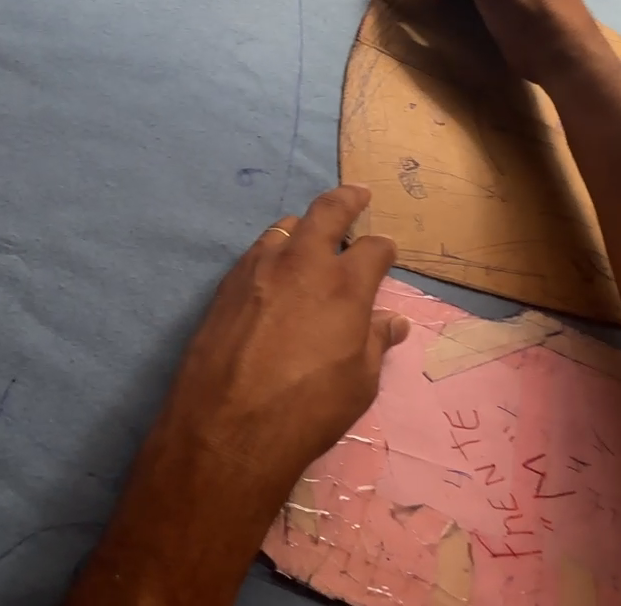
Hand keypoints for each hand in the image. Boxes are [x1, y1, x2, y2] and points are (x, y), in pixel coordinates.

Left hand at [158, 183, 408, 486]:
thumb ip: (376, 342)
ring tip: (311, 235)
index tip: (386, 251)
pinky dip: (273, 251)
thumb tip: (393, 321)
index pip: (373, 249)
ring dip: (304, 227)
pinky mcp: (227, 282)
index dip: (384, 248)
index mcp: (344, 285)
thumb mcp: (359, 384)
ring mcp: (259, 267)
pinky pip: (256, 251)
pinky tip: (274, 270)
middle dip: (347, 199)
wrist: (227, 426)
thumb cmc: (307, 410)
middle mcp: (302, 263)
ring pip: (286, 227)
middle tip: (357, 194)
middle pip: (327, 212)